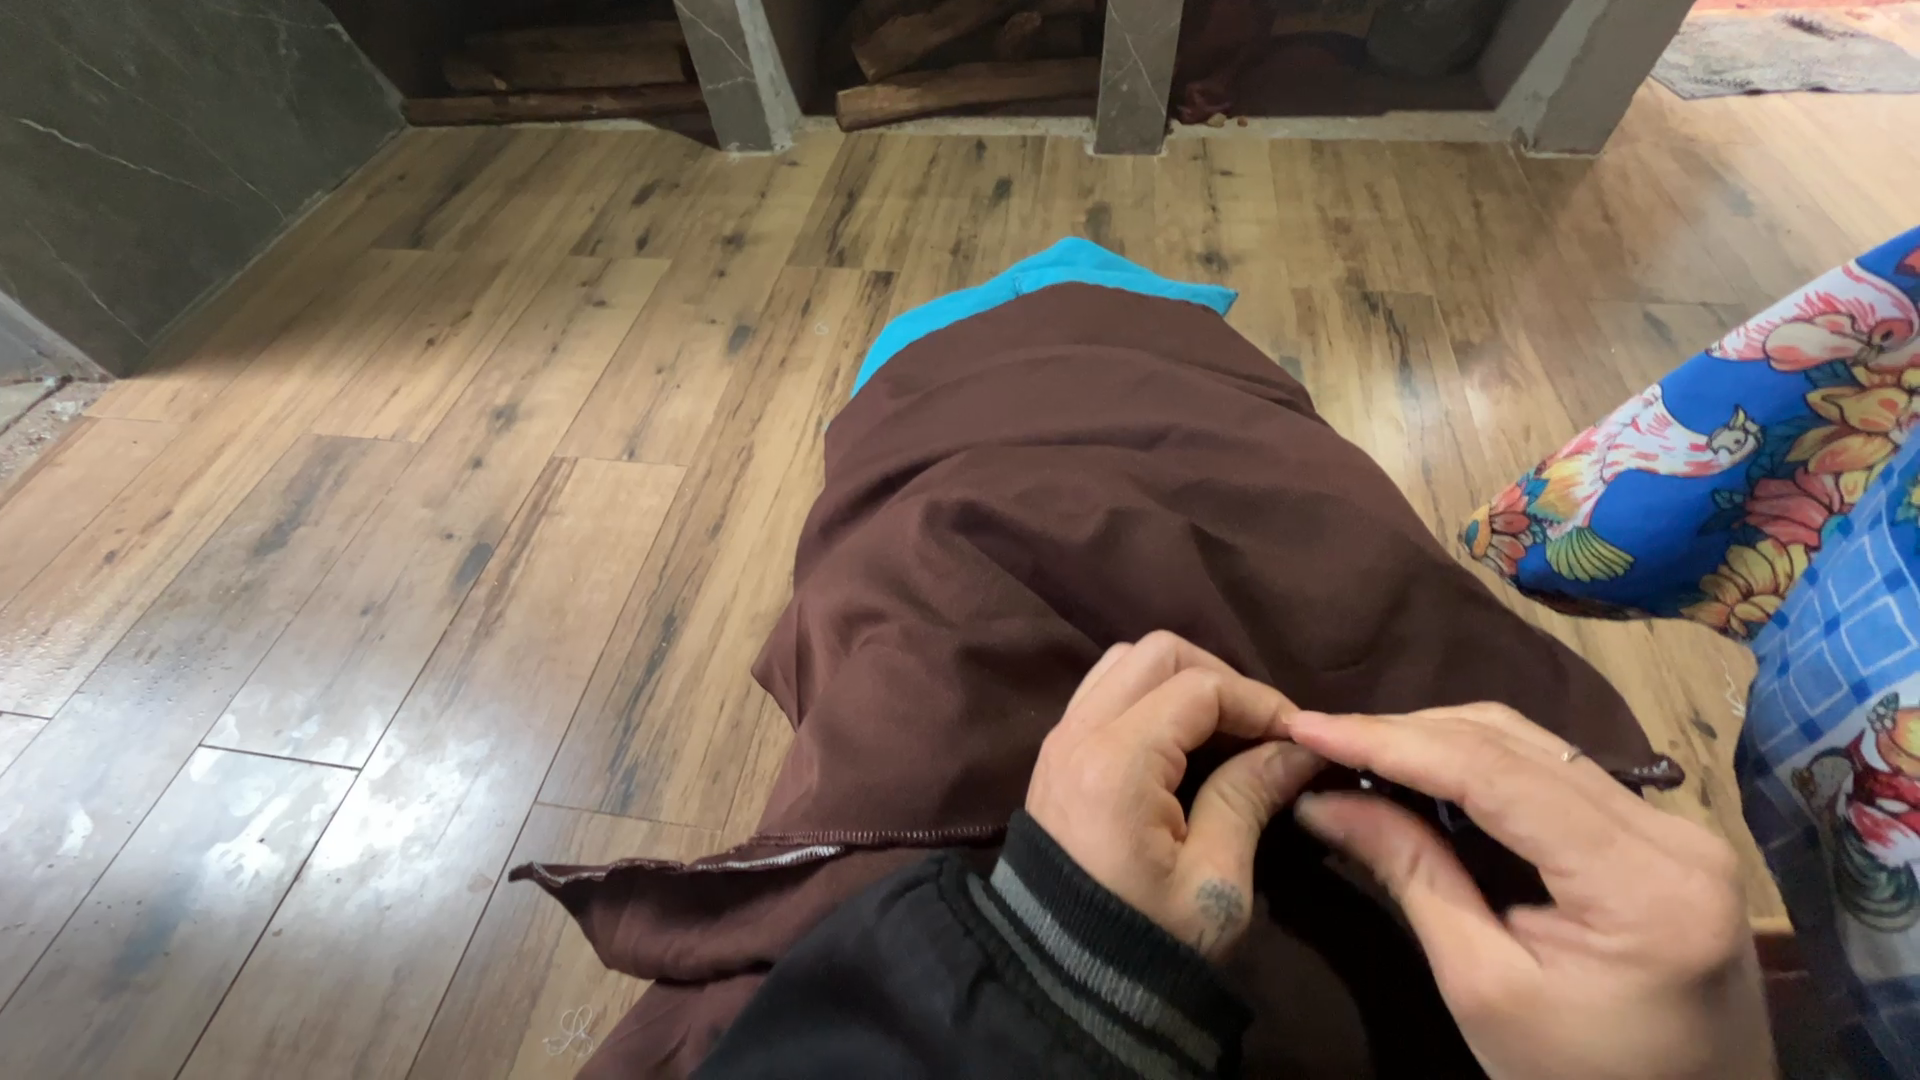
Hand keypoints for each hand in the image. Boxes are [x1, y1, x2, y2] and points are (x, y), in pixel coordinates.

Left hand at [1026, 631, 1321, 959]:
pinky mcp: (1057, 750)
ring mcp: (1061, 735)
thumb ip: (1248, 797)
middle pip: (1155, 652)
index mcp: (1116, 761)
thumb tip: (1295, 749)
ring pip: (1125, 661)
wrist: (1060, 976)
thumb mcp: (1214, 882)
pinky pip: (1104, 688)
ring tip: (1223, 729)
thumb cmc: (1144, 940)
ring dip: (1179, 680)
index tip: (1296, 736)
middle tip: (1259, 727)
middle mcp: (1079, 731)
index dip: (1257, 700)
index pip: (1198, 687)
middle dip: (1218, 677)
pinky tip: (1181, 739)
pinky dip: (1148, 694)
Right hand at [1287, 703, 1772, 1079]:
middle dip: (1400, 731)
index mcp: (1642, 886)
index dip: (1389, 740)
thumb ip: (1407, 872)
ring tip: (1355, 747)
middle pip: (1508, 741)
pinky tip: (1417, 763)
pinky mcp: (1655, 831)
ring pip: (1523, 738)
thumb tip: (1318, 798)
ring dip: (1429, 735)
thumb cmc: (1577, 1077)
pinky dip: (1466, 753)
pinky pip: (1542, 761)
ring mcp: (1670, 827)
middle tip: (1319, 737)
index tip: (1307, 727)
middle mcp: (1671, 835)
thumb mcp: (1479, 983)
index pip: (1491, 773)